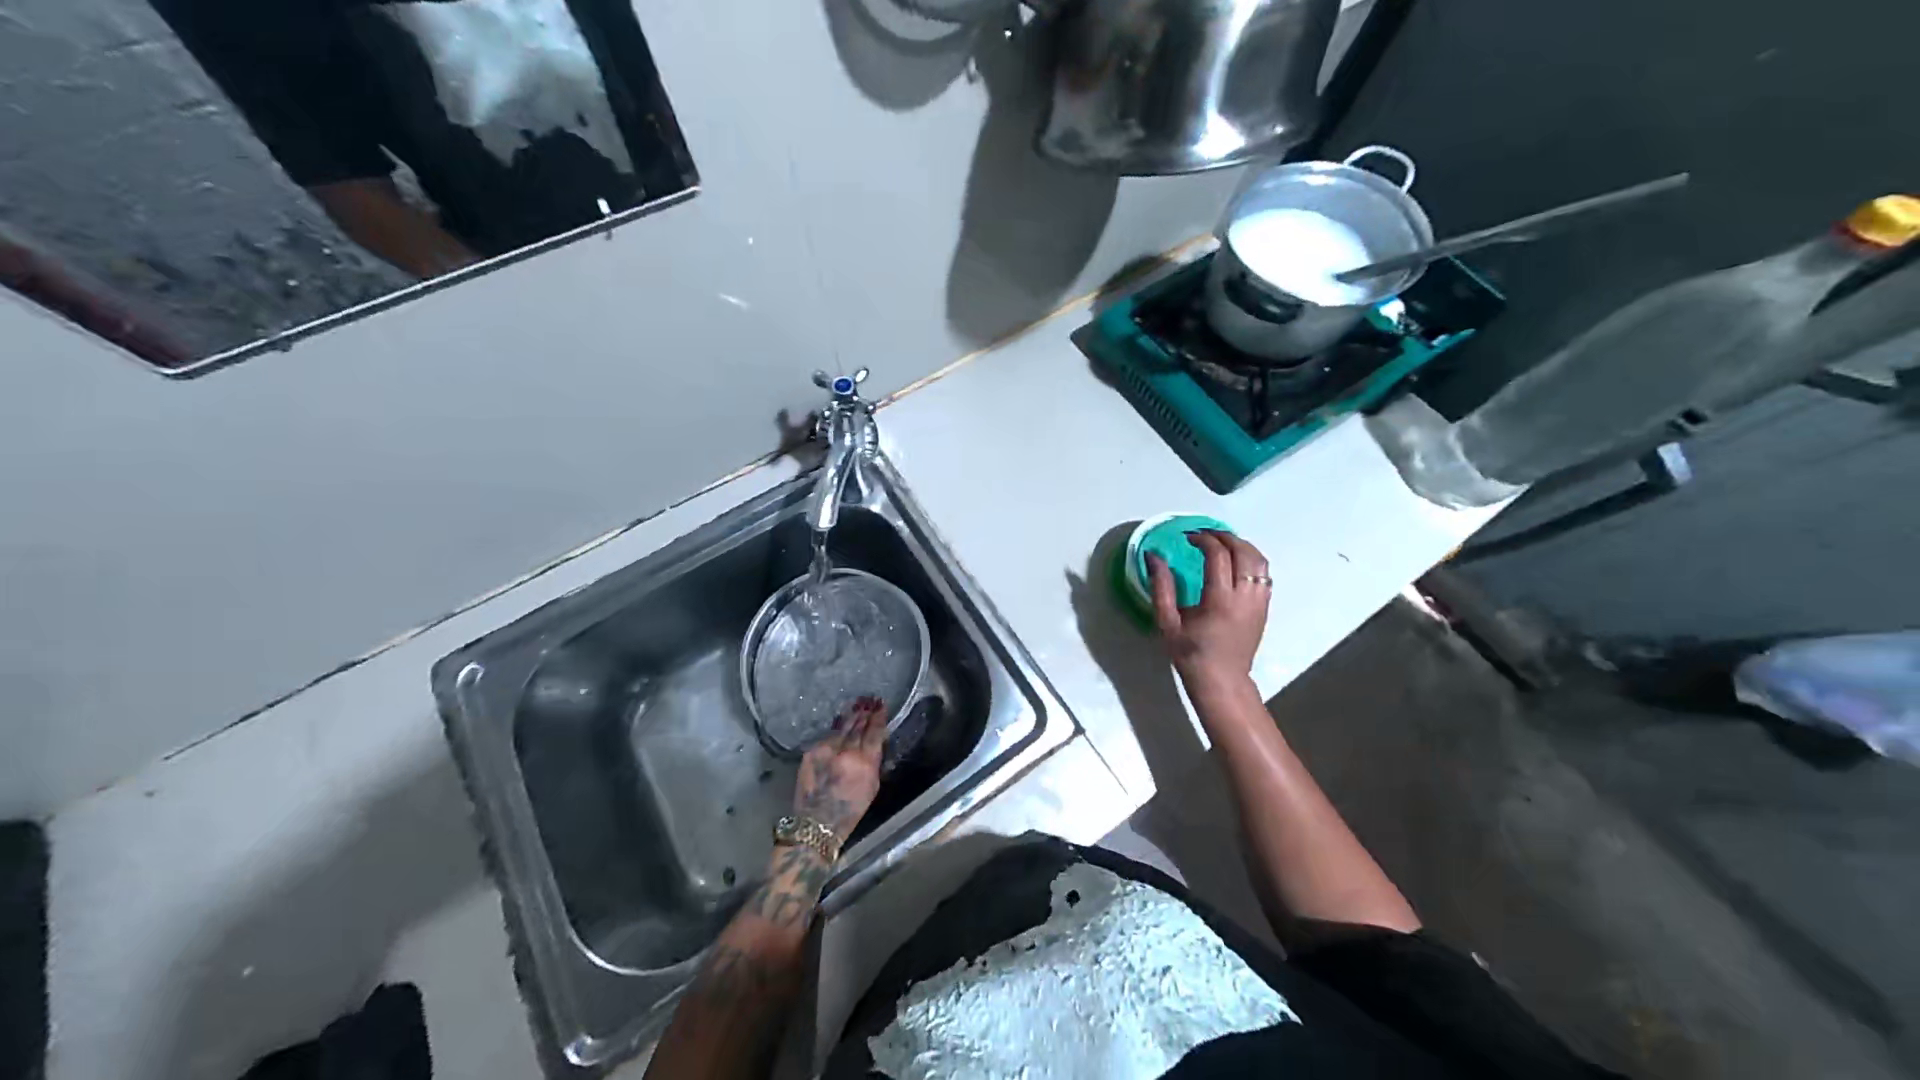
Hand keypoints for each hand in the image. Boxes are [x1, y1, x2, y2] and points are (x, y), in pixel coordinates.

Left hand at [792, 696, 886, 837]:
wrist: (816, 822)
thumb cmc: (850, 810)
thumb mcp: (872, 786)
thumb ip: (873, 761)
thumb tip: (874, 742)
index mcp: (865, 762)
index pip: (874, 732)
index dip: (879, 717)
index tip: (882, 706)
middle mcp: (846, 751)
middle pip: (858, 725)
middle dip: (865, 712)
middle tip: (871, 700)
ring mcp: (827, 749)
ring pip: (842, 726)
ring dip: (851, 714)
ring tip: (858, 704)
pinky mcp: (812, 751)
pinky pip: (828, 736)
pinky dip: (836, 729)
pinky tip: (841, 720)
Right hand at [1147, 530, 1271, 692]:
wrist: (1221, 680)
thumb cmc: (1190, 654)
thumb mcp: (1167, 622)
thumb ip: (1161, 587)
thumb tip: (1154, 556)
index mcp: (1220, 601)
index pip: (1218, 556)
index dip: (1203, 540)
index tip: (1188, 538)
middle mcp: (1244, 598)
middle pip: (1243, 552)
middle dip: (1224, 536)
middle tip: (1204, 534)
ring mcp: (1259, 602)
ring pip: (1259, 560)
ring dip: (1241, 545)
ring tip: (1221, 542)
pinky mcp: (1264, 607)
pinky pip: (1264, 574)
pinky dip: (1251, 559)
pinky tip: (1235, 561)